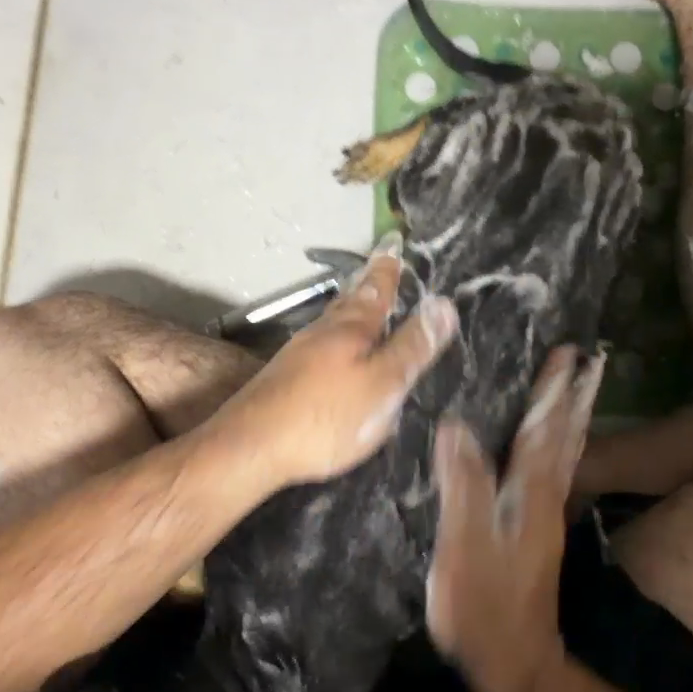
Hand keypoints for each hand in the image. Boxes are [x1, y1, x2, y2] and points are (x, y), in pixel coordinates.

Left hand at [210, 234, 458, 486]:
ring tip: (361, 304)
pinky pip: (319, 346)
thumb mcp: (382, 385)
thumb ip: (411, 347)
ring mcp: (298, 355)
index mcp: (350, 330)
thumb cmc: (325, 417)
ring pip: (331, 323)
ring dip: (349, 309)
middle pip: (349, 302)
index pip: (376, 291)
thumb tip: (443, 303)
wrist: (250, 448)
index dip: (388, 270)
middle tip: (380, 266)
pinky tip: (334, 352)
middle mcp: (321, 333)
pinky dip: (335, 338)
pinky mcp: (284, 379)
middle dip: (367, 285)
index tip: (394, 243)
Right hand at [427, 347, 605, 691]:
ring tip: (581, 391)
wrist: (515, 661)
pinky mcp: (537, 534)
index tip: (566, 353)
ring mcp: (545, 518)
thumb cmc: (483, 604)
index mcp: (530, 493)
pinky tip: (552, 451)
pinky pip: (555, 474)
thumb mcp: (465, 543)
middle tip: (589, 360)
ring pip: (566, 456)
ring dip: (573, 420)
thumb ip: (463, 485)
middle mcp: (546, 499)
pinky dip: (560, 449)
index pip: (543, 431)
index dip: (552, 392)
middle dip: (574, 398)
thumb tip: (457, 427)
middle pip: (566, 438)